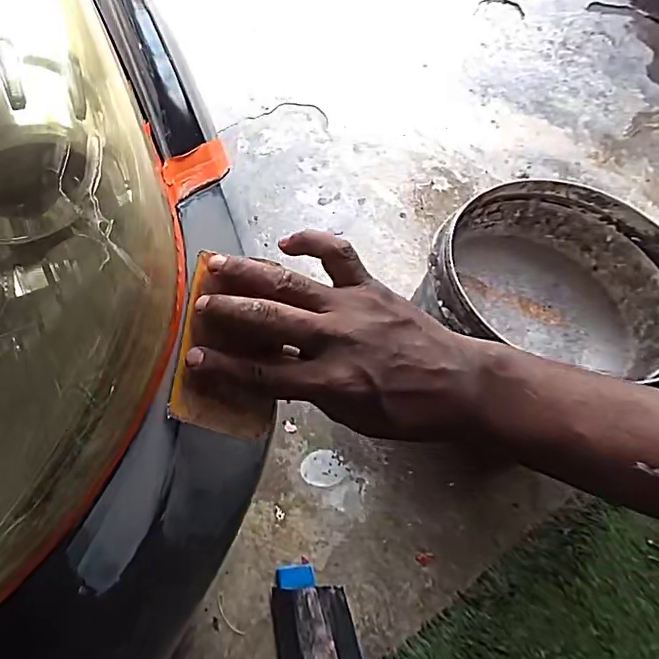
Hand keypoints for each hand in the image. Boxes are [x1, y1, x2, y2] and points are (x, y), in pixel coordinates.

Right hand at [185, 230, 503, 442]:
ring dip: (251, 272)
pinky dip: (312, 242)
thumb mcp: (353, 416)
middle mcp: (337, 339)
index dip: (225, 366)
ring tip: (219, 262)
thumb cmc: (406, 409)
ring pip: (291, 284)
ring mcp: (353, 306)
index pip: (266, 374)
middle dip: (229, 311)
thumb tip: (275, 367)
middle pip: (271, 320)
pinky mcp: (371, 286)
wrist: (463, 384)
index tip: (195, 357)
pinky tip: (287, 242)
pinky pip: (338, 255)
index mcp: (333, 382)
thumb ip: (311, 391)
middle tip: (199, 303)